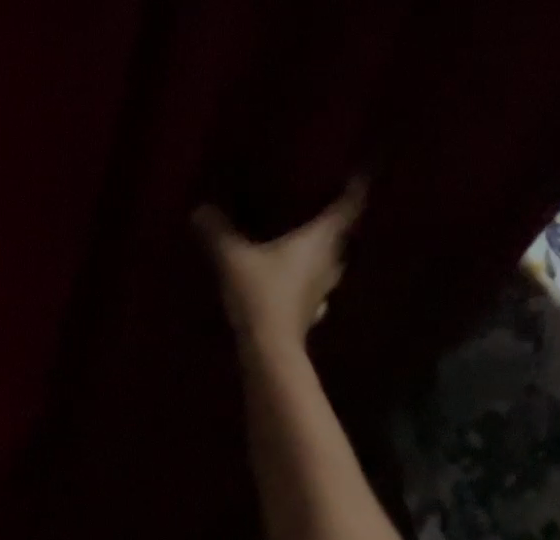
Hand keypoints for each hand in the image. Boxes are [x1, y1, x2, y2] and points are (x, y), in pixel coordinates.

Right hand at [195, 179, 365, 360]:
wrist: (269, 347)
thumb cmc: (259, 294)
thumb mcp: (232, 259)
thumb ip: (218, 233)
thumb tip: (200, 208)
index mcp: (319, 238)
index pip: (349, 206)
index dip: (356, 187)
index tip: (360, 172)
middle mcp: (330, 261)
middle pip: (344, 234)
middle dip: (338, 221)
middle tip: (327, 206)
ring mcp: (324, 290)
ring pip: (332, 263)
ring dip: (326, 253)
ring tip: (312, 243)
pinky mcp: (312, 312)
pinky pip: (317, 290)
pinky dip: (311, 282)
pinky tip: (300, 284)